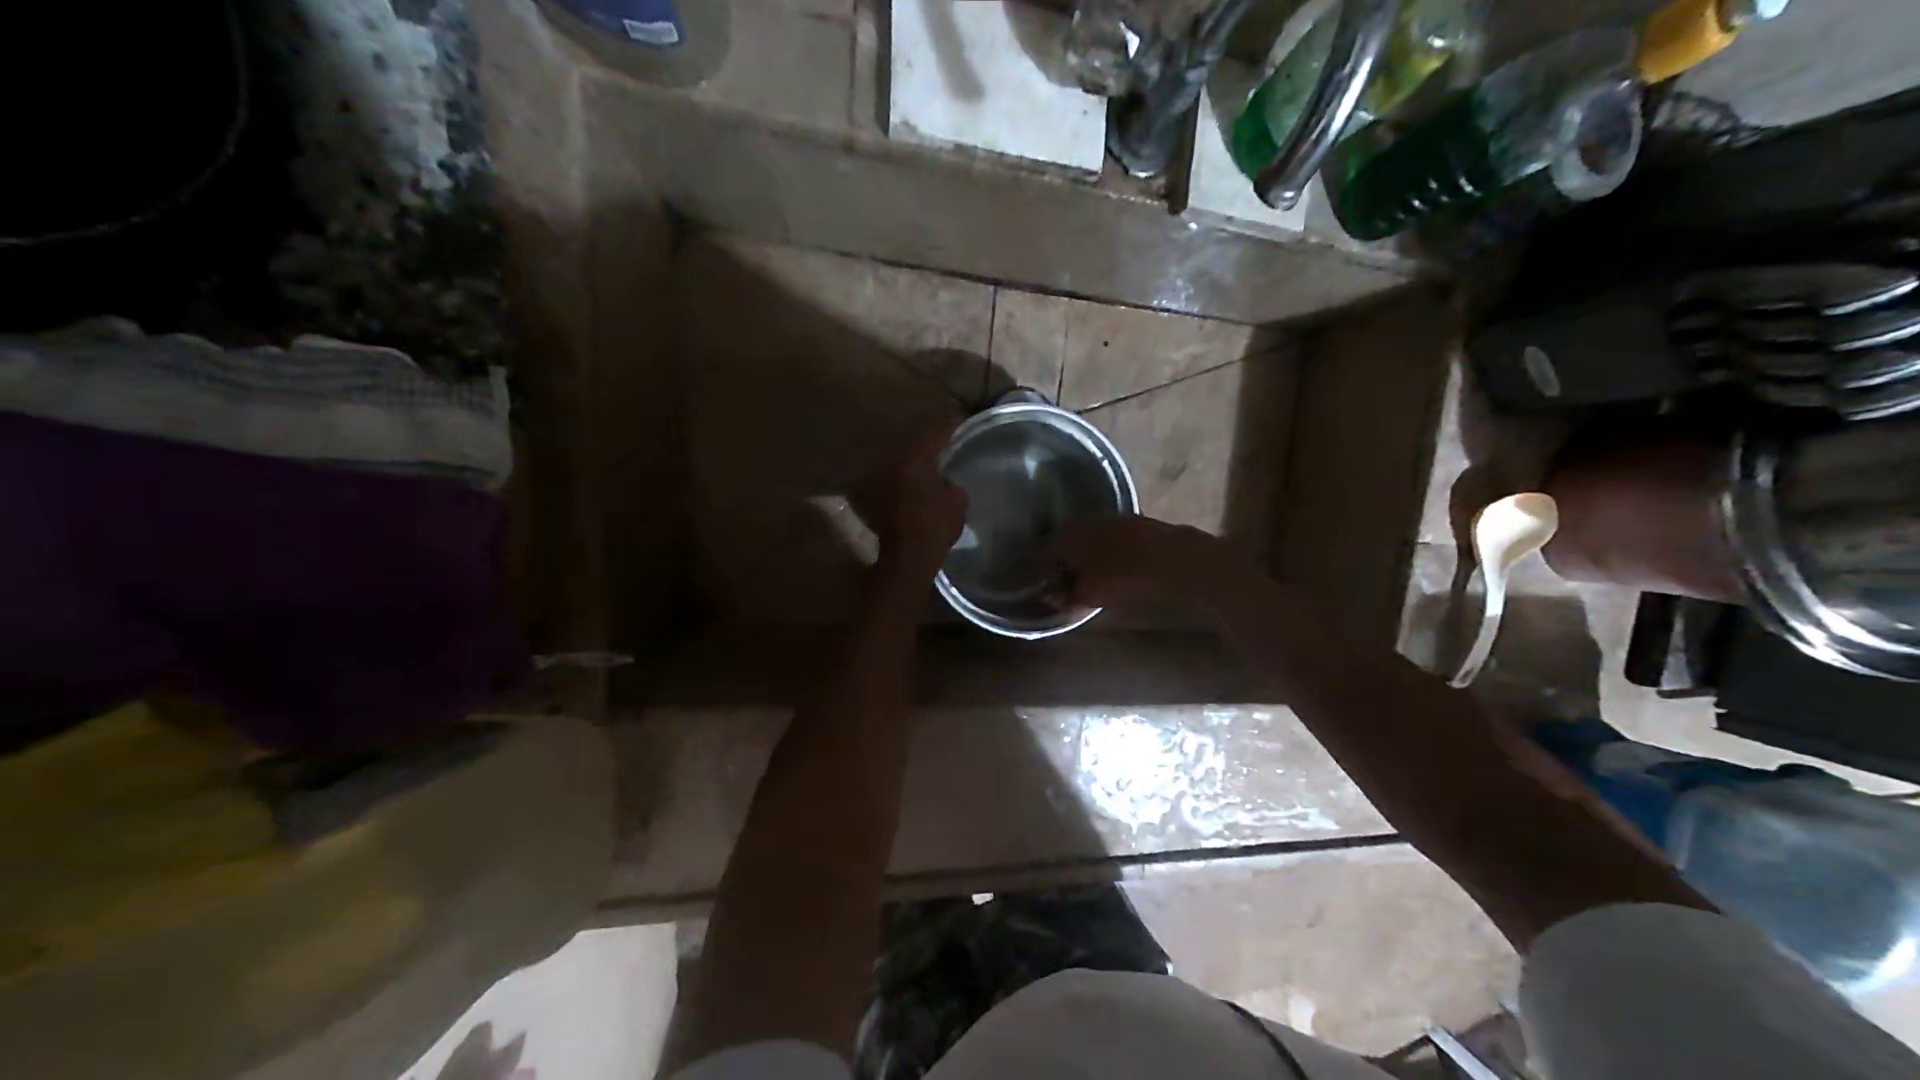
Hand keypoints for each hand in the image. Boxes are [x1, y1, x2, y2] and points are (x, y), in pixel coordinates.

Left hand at [855, 423, 968, 580]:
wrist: (907, 558)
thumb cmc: (936, 528)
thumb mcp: (958, 503)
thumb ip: (951, 484)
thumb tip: (943, 480)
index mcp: (917, 459)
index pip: (936, 432)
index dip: (950, 424)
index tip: (960, 419)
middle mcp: (893, 462)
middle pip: (913, 444)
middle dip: (928, 443)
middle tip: (943, 443)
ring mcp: (879, 479)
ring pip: (899, 461)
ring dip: (912, 462)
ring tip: (927, 466)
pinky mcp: (872, 496)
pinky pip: (890, 479)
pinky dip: (901, 480)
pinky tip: (911, 488)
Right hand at [1052, 516, 1235, 609]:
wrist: (1181, 562)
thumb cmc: (1126, 580)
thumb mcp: (1091, 596)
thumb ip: (1066, 597)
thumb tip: (1050, 597)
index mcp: (1069, 536)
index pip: (1046, 551)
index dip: (1048, 571)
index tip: (1054, 589)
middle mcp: (1088, 521)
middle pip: (1070, 540)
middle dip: (1070, 561)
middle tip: (1076, 584)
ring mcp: (1116, 518)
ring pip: (1095, 537)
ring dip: (1093, 555)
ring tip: (1101, 577)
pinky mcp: (1141, 522)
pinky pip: (1117, 537)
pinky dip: (1114, 551)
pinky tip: (1124, 567)